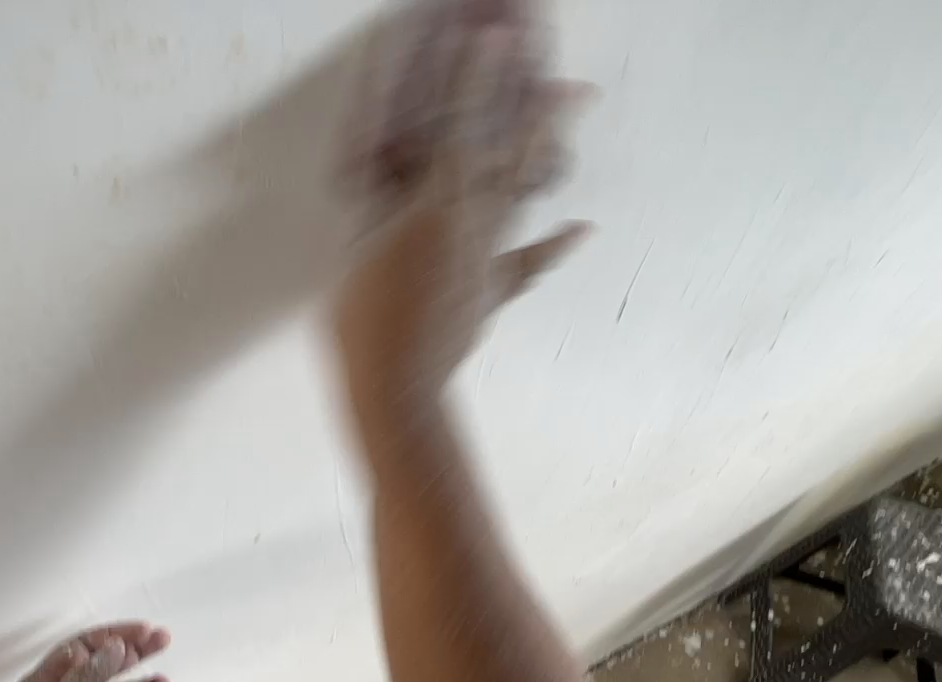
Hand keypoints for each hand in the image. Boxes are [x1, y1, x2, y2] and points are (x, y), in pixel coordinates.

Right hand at [333, 24, 590, 439]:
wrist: (396, 386)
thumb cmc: (364, 321)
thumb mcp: (356, 249)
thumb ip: (377, 200)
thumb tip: (390, 165)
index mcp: (430, 205)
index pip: (452, 131)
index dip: (474, 81)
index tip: (495, 35)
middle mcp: (468, 220)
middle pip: (501, 144)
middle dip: (524, 89)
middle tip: (552, 42)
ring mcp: (486, 256)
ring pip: (520, 186)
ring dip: (547, 138)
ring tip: (580, 94)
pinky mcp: (490, 291)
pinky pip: (528, 264)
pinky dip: (555, 245)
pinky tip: (585, 227)